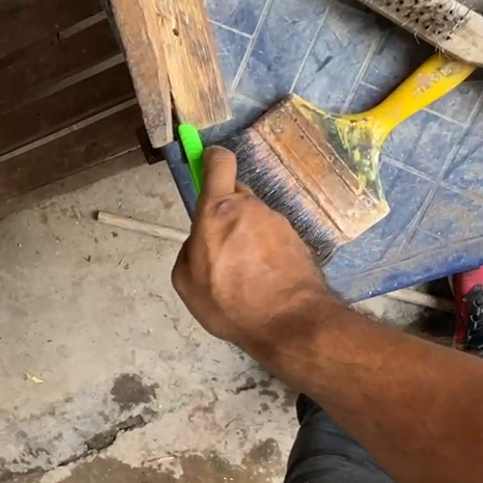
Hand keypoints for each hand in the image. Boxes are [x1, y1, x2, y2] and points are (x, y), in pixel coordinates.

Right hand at [172, 147, 337, 355]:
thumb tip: (199, 240)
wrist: (289, 322)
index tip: (206, 166)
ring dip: (247, 236)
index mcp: (217, 211)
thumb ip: (189, 249)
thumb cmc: (230, 303)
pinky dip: (266, 252)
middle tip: (220, 247)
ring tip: (244, 274)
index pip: (219, 162)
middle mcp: (250, 207)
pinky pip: (273, 237)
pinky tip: (264, 280)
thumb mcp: (185, 282)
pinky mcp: (297, 239)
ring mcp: (278, 222)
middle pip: (235, 195)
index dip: (211, 160)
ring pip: (255, 218)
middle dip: (225, 212)